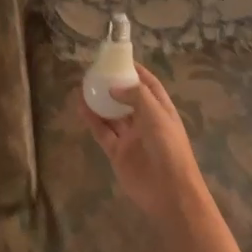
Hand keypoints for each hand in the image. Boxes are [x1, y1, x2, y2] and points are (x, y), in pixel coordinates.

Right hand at [78, 66, 209, 223]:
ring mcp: (131, 138)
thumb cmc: (169, 148)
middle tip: (96, 71)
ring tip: (84, 85)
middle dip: (114, 85)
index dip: (136, 72)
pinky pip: (103, 132)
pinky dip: (92, 120)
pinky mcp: (118, 153)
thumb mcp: (157, 115)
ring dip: (100, 101)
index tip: (119, 59)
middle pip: (128, 99)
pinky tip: (81, 106)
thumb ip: (136, 96)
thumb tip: (115, 87)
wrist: (170, 192)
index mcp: (162, 110)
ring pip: (112, 115)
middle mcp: (146, 122)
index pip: (149, 85)